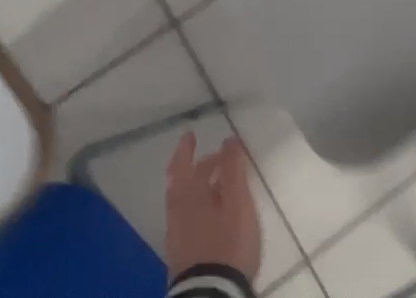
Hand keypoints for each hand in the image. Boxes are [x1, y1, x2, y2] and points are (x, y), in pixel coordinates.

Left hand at [165, 132, 262, 281]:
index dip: (186, 149)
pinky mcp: (184, 252)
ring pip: (185, 202)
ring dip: (200, 187)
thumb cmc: (227, 241)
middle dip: (199, 167)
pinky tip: (214, 213)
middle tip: (219, 158)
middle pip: (183, 184)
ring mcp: (179, 234)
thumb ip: (233, 171)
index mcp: (189, 197)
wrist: (211, 291)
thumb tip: (228, 141)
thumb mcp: (237, 202)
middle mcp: (178, 213)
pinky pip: (189, 218)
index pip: (183, 166)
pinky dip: (201, 205)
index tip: (191, 134)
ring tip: (220, 184)